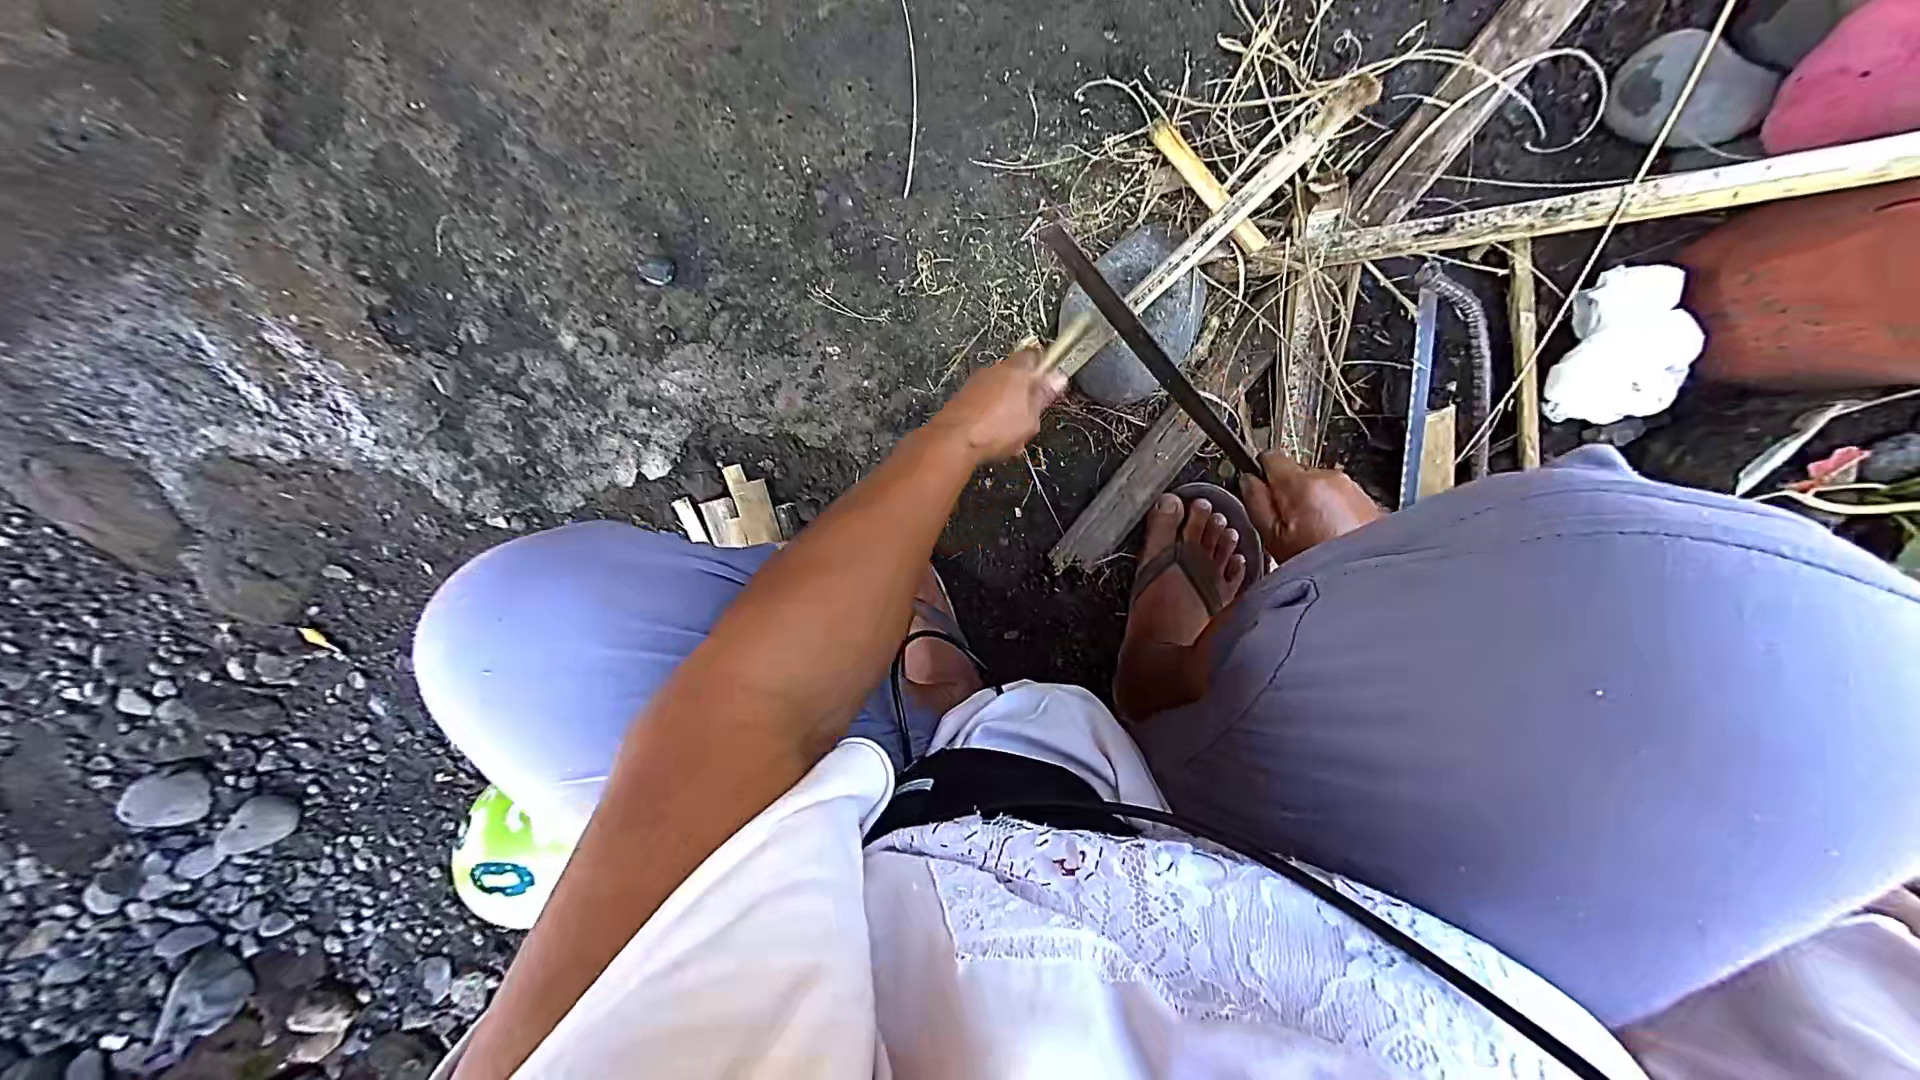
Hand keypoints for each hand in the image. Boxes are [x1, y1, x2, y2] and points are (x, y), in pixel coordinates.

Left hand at [929, 346, 1068, 461]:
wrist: (954, 439)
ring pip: (999, 387)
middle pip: (1016, 372)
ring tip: (1010, 427)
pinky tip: (992, 431)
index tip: (1049, 383)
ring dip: (1006, 402)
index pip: (1036, 356)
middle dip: (1024, 390)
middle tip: (1030, 413)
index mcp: (1017, 371)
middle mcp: (995, 370)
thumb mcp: (1031, 419)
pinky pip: (983, 399)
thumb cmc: (994, 430)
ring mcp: (977, 381)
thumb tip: (1057, 379)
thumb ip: (1044, 396)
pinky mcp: (963, 395)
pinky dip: (990, 411)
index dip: (1044, 368)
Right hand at [1238, 450, 1383, 564]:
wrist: (1368, 578)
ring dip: (1310, 503)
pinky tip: (1330, 536)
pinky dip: (1330, 512)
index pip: (1270, 457)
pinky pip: (1337, 498)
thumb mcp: (1272, 537)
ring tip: (1311, 535)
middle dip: (1287, 493)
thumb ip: (1255, 502)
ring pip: (1316, 486)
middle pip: (1294, 473)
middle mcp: (1328, 477)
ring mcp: (1350, 487)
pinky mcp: (1366, 499)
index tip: (1261, 494)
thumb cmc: (1319, 562)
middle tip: (1287, 526)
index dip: (1261, 475)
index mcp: (1300, 483)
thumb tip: (1248, 481)